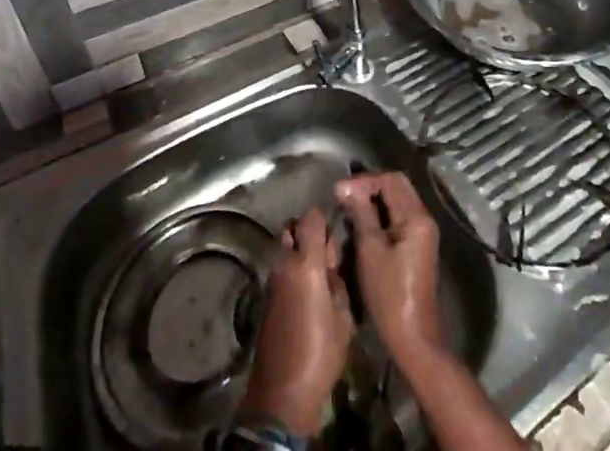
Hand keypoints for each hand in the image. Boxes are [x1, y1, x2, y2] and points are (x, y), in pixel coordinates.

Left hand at [242, 207, 353, 435]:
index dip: (324, 221)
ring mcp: (271, 279)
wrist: (282, 390)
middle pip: (291, 229)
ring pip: (284, 248)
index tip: (335, 234)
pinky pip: (280, 268)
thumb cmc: (320, 352)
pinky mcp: (266, 295)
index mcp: (305, 264)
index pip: (311, 219)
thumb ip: (338, 283)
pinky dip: (292, 270)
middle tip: (326, 258)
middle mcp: (284, 263)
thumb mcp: (343, 318)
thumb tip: (331, 268)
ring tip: (319, 277)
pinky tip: (307, 293)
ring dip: (299, 252)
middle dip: (308, 234)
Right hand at [336, 172, 444, 360]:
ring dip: (373, 200)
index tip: (339, 192)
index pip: (391, 180)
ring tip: (348, 207)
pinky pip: (399, 217)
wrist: (412, 336)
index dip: (364, 181)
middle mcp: (424, 219)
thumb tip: (345, 187)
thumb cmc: (388, 294)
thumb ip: (361, 213)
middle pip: (397, 187)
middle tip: (343, 196)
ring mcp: (423, 233)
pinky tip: (361, 224)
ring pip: (398, 201)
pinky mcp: (417, 246)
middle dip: (369, 187)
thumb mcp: (369, 250)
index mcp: (416, 218)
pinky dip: (380, 214)